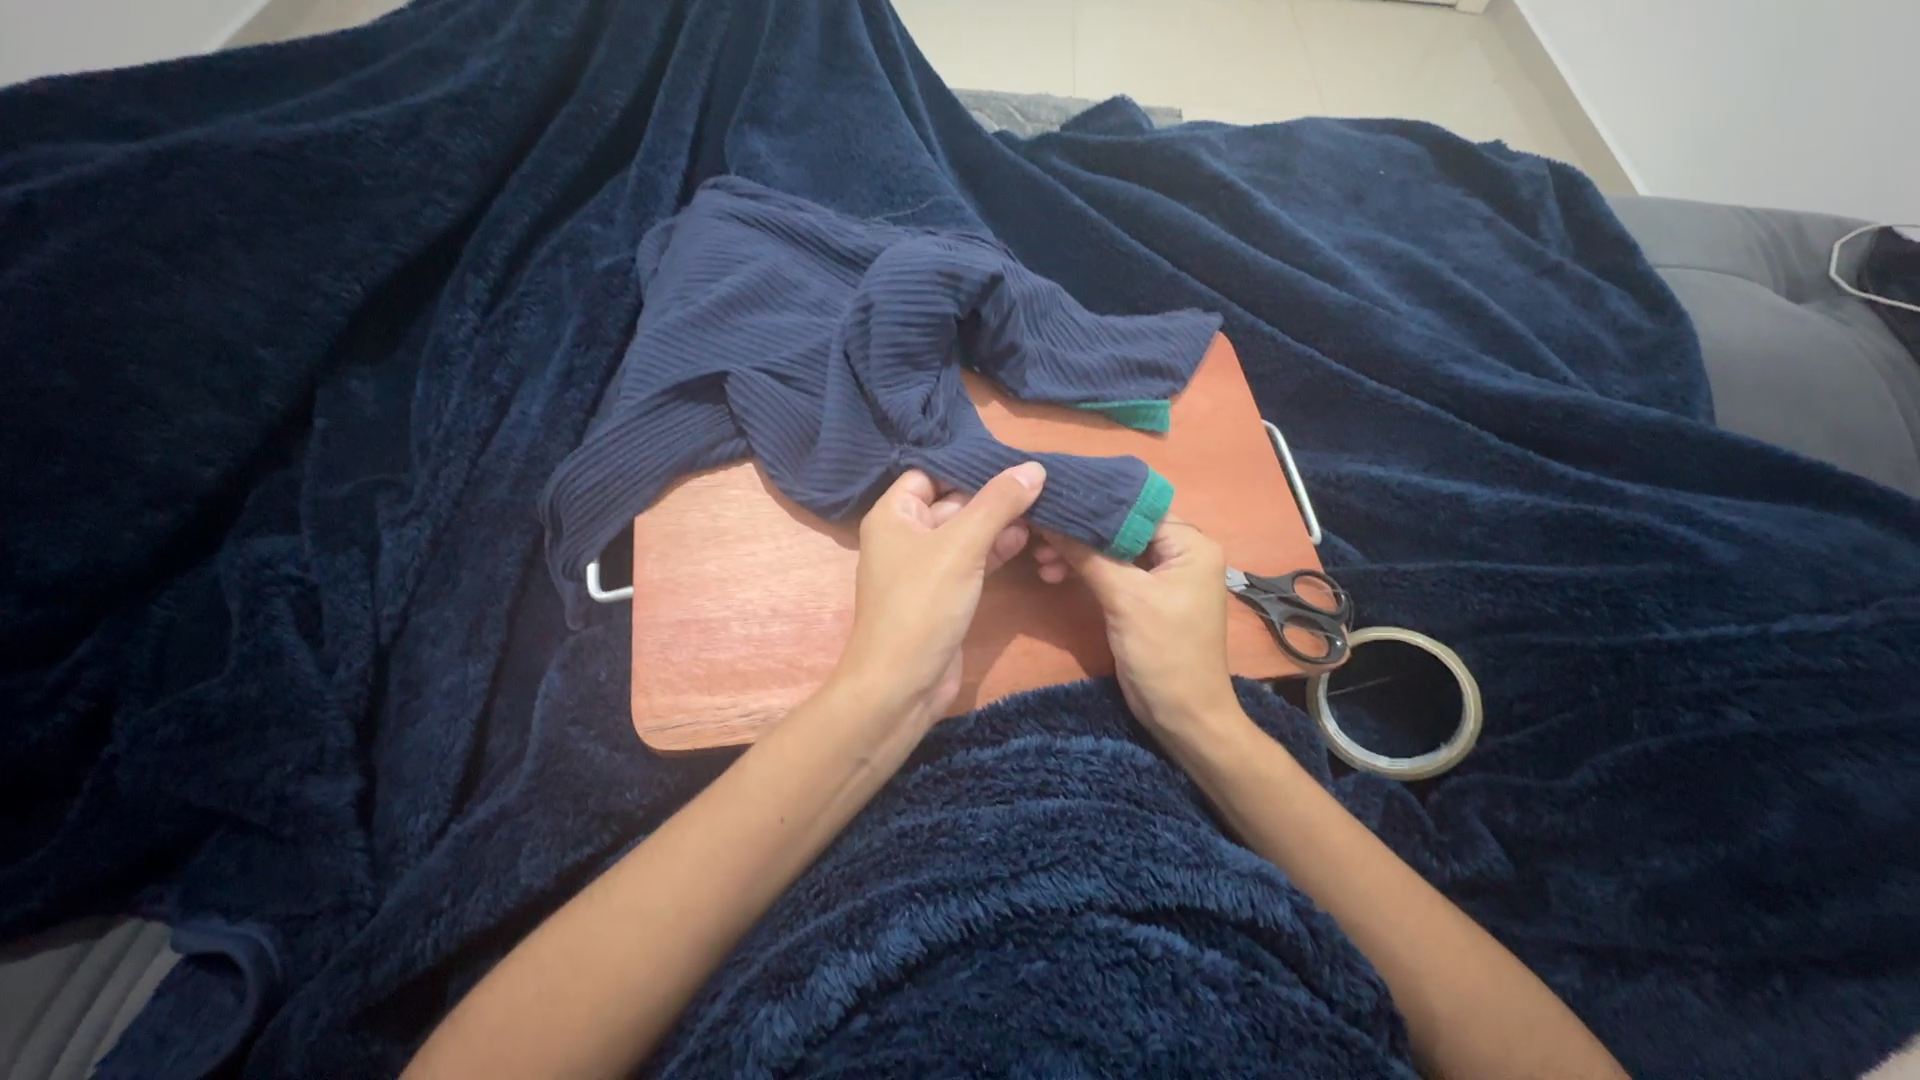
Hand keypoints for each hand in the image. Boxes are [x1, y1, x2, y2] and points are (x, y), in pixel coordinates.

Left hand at [833, 463, 1045, 726]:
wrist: (902, 684)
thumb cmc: (922, 605)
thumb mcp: (961, 546)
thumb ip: (998, 503)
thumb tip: (1034, 467)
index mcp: (894, 515)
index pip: (931, 473)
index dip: (968, 466)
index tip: (1012, 458)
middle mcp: (906, 536)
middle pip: (953, 501)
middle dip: (992, 495)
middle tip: (1038, 483)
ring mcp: (925, 567)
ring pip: (966, 533)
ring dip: (998, 524)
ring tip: (1041, 510)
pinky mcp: (944, 594)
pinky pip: (971, 561)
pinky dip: (995, 550)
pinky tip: (1026, 540)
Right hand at [1034, 516, 1240, 741]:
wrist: (1183, 716)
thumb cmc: (1164, 653)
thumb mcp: (1125, 599)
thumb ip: (1086, 554)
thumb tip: (1048, 516)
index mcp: (1191, 543)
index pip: (1136, 506)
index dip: (1093, 501)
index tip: (1052, 499)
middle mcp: (1181, 551)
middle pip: (1122, 526)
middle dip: (1080, 530)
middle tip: (1039, 533)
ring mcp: (1163, 575)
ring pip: (1113, 548)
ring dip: (1077, 552)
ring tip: (1041, 560)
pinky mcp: (1146, 596)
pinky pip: (1112, 570)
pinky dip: (1086, 570)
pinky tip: (1054, 572)